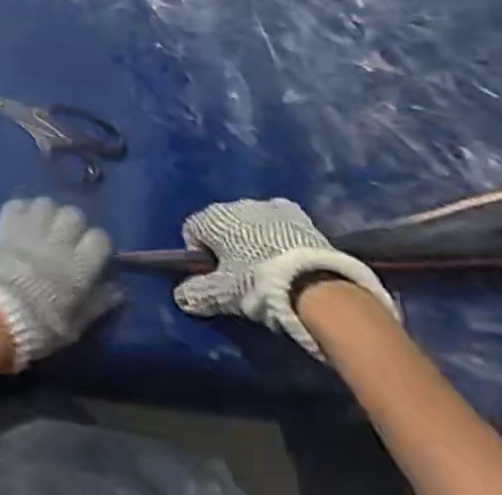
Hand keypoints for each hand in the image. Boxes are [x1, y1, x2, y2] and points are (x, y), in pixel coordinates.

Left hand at [0, 198, 122, 371]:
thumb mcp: (75, 325)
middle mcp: (57, 242)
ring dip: (46, 213)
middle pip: (73, 214)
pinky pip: (16, 204)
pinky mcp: (5, 226)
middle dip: (72, 224)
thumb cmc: (39, 326)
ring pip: (45, 204)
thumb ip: (98, 304)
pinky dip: (20, 210)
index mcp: (79, 267)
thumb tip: (118, 290)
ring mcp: (30, 230)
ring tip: (41, 226)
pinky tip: (20, 221)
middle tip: (64, 237)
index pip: (100, 239)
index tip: (91, 253)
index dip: (97, 244)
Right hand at [174, 199, 399, 360]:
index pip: (193, 232)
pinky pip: (281, 223)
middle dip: (227, 246)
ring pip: (252, 224)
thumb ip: (196, 293)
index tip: (215, 277)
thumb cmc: (258, 285)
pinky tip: (289, 257)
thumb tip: (181, 296)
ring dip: (254, 240)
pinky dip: (280, 236)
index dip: (201, 256)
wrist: (321, 289)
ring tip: (270, 269)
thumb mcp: (222, 295)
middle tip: (242, 275)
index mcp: (211, 218)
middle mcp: (236, 204)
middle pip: (222, 226)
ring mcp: (270, 208)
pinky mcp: (302, 217)